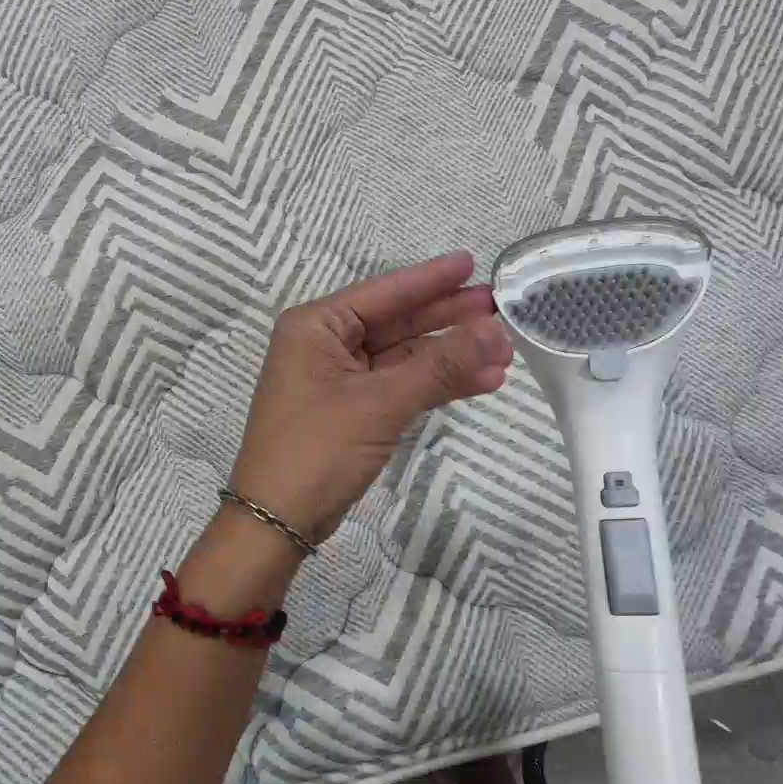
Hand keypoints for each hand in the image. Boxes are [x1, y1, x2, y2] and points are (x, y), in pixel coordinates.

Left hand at [228, 251, 512, 541]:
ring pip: (403, 357)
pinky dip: (435, 386)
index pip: (384, 292)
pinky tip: (480, 382)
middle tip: (500, 308)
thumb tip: (495, 330)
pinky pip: (399, 386)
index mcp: (316, 326)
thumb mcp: (381, 402)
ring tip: (505, 353)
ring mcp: (338, 379)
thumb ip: (440, 366)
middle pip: (397, 322)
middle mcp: (324, 345)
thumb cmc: (318, 448)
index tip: (473, 263)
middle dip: (448, 319)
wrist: (277, 520)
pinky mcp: (351, 411)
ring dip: (450, 358)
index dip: (431, 279)